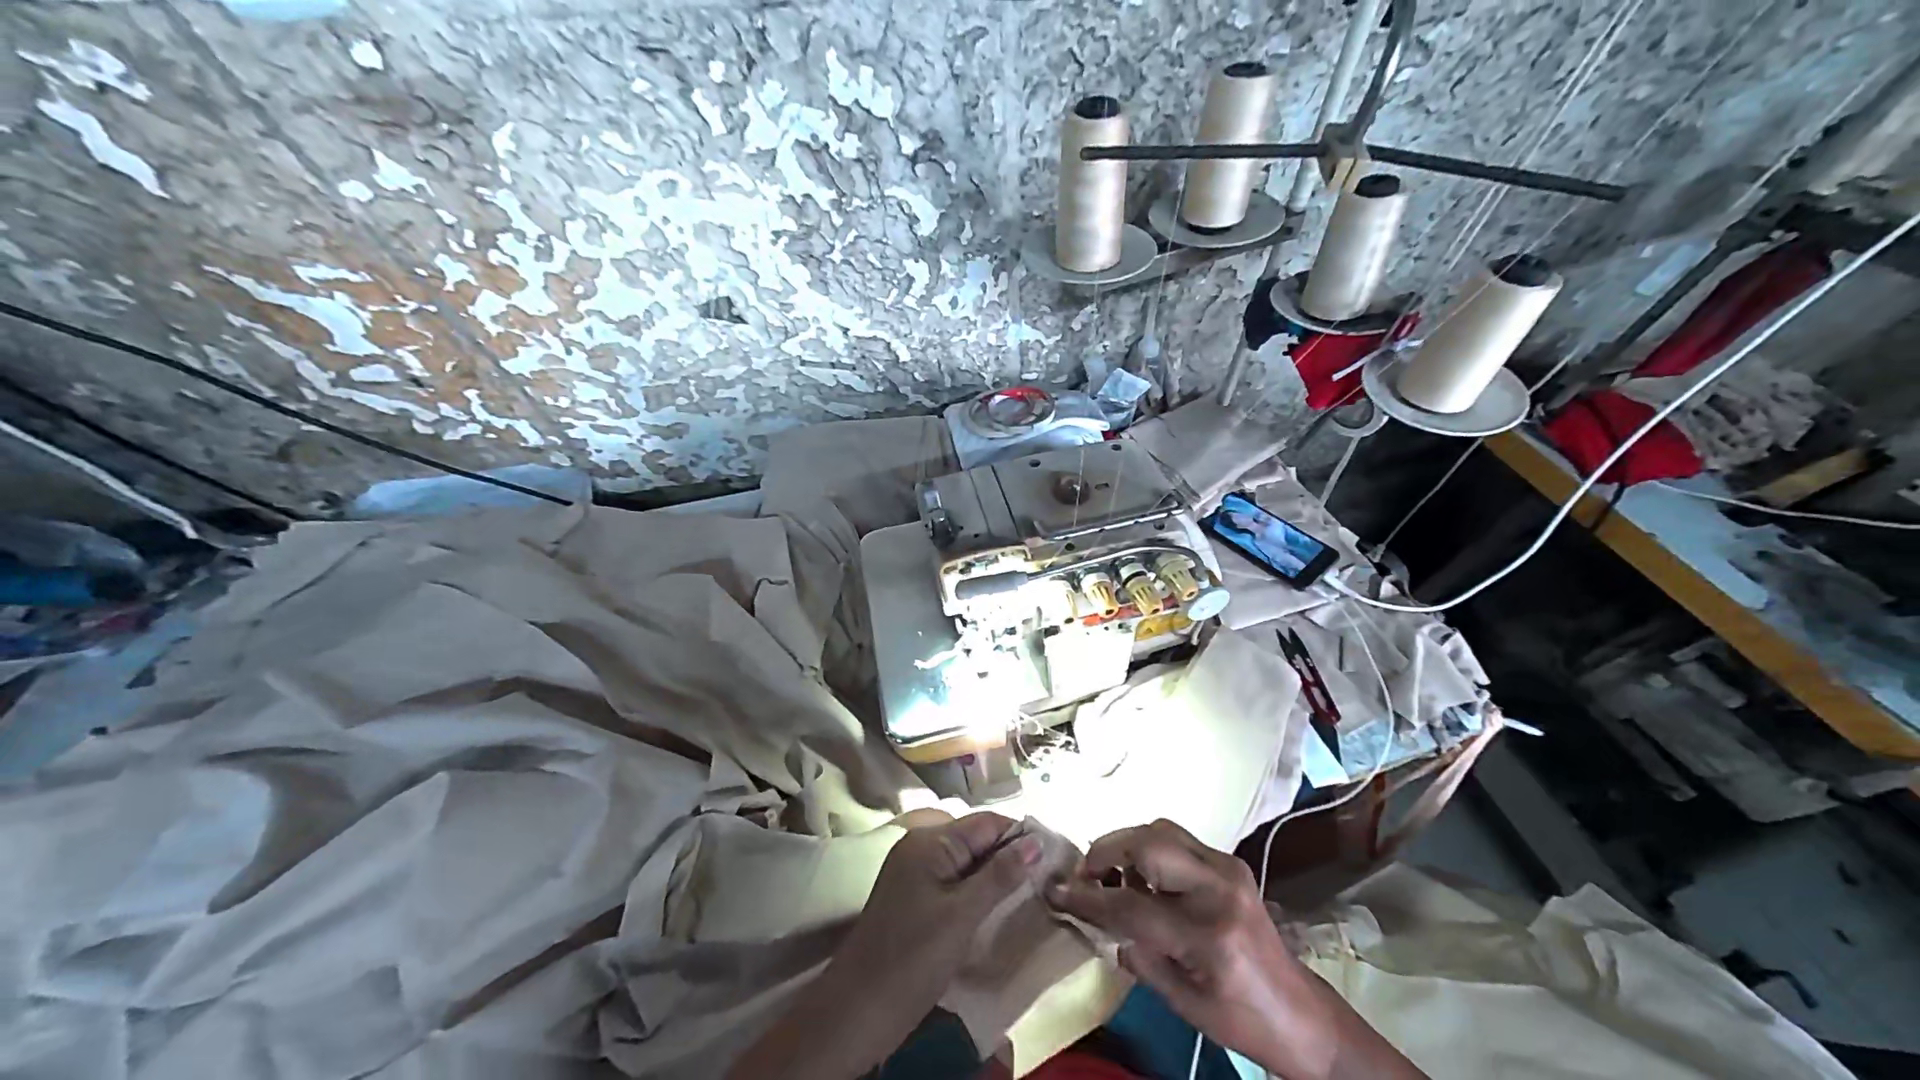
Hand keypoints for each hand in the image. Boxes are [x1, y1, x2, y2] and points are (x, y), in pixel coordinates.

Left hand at [833, 811, 1042, 1012]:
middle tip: (1049, 881)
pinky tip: (998, 910)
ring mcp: (915, 872)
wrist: (857, 1009)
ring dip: (996, 876)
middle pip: (977, 839)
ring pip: (967, 862)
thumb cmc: (913, 956)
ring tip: (1032, 896)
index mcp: (930, 840)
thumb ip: (1000, 875)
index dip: (1022, 837)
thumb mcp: (963, 914)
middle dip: (1011, 857)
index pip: (987, 823)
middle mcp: (921, 846)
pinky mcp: (914, 897)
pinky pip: (954, 881)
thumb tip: (1035, 841)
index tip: (1056, 858)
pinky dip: (977, 892)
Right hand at [1047, 819, 1424, 1079]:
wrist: (1301, 1013)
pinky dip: (1148, 847)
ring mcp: (1228, 868)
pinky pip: (1177, 838)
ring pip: (1161, 830)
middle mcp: (1220, 888)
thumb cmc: (1240, 1019)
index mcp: (1208, 935)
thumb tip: (1098, 917)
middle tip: (1085, 873)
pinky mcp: (1230, 861)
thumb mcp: (1180, 1002)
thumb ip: (1136, 955)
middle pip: (1147, 844)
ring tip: (1109, 872)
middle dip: (1106, 851)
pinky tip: (1140, 874)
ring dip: (1126, 844)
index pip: (1132, 905)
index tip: (1055, 892)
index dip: (1087, 899)